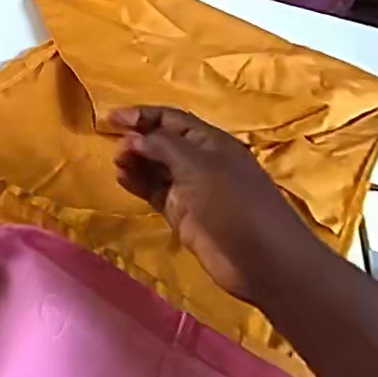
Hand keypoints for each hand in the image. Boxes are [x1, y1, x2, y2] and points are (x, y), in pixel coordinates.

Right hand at [112, 106, 327, 305]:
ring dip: (134, 160)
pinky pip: (153, 189)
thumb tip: (132, 137)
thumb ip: (161, 145)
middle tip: (117, 147)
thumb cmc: (234, 203)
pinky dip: (137, 182)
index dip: (141, 115)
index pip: (170, 118)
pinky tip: (123, 179)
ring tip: (118, 164)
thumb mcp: (198, 164)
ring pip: (153, 165)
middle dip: (136, 139)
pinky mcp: (181, 212)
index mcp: (209, 141)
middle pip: (159, 141)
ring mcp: (190, 187)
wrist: (265, 262)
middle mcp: (198, 160)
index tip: (112, 118)